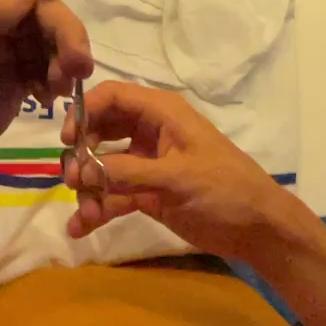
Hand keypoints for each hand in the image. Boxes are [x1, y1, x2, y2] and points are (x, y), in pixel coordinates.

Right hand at [60, 82, 303, 261]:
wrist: (259, 229)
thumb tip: (82, 169)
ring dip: (89, 187)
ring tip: (85, 213)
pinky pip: (114, 195)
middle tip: (72, 179)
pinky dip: (97, 209)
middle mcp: (150, 132)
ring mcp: (147, 163)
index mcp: (161, 113)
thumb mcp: (177, 177)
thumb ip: (128, 172)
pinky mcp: (148, 193)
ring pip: (104, 165)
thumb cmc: (224, 188)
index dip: (86, 111)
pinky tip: (79, 228)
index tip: (67, 138)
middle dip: (82, 153)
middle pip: (102, 130)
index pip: (114, 96)